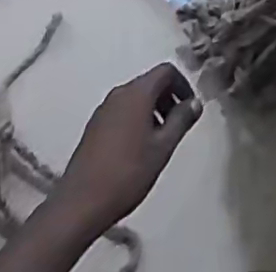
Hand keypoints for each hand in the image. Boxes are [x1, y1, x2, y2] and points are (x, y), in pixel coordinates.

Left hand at [56, 63, 200, 233]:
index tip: (190, 107)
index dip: (183, 84)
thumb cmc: (127, 172)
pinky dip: (136, 119)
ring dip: (153, 110)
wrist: (80, 204)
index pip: (166, 71)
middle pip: (150, 82)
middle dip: (168, 98)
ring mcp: (103, 110)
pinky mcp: (93, 127)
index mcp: (137, 93)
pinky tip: (138, 149)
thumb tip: (195, 103)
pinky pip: (122, 111)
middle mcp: (119, 94)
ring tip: (160, 140)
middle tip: (178, 124)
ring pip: (136, 98)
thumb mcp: (163, 147)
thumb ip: (182, 120)